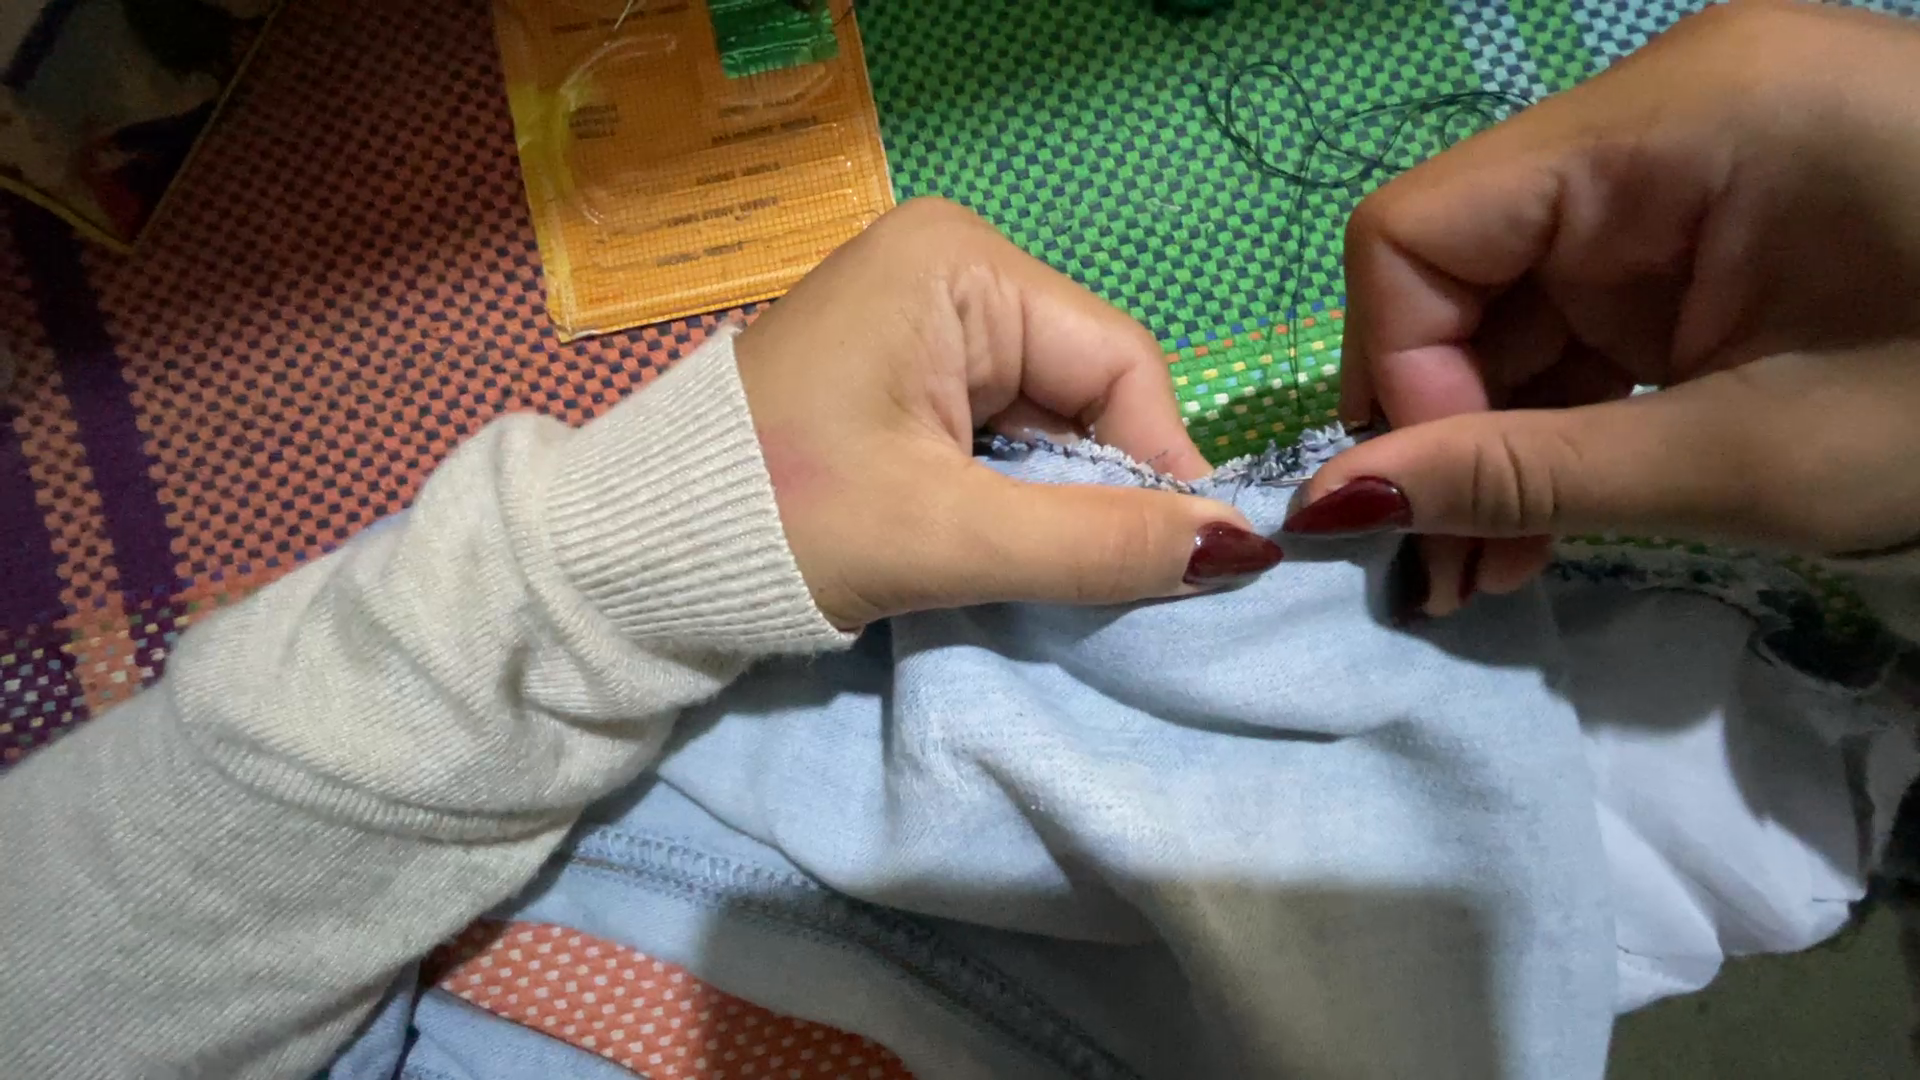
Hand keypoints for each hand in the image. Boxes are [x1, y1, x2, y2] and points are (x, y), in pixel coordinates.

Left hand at [735, 198, 1281, 628]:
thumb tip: (1241, 549)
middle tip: (1086, 569)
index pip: (1117, 360)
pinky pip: (999, 431)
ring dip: (1052, 495)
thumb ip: (1095, 543)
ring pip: (1046, 417)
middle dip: (1095, 484)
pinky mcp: (905, 373)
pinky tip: (986, 532)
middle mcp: (948, 272)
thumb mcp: (947, 536)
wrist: (642, 553)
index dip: (1158, 462)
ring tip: (1017, 555)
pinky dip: (1011, 491)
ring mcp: (924, 321)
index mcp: (959, 264)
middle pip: (1084, 387)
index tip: (1179, 558)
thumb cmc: (780, 521)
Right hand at [1284, 0, 1919, 616]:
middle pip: (1435, 285)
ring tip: (1490, 564)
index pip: (1410, 236)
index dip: (1392, 367)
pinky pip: (1539, 339)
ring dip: (1473, 451)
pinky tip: (1534, 519)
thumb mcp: (1748, 459)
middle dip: (1430, 431)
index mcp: (1670, 123)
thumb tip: (1323, 505)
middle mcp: (1638, 128)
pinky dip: (1525, 434)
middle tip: (1447, 559)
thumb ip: (1516, 474)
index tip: (1438, 481)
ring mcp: (1651, 186)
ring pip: (1478, 327)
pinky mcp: (1665, 244)